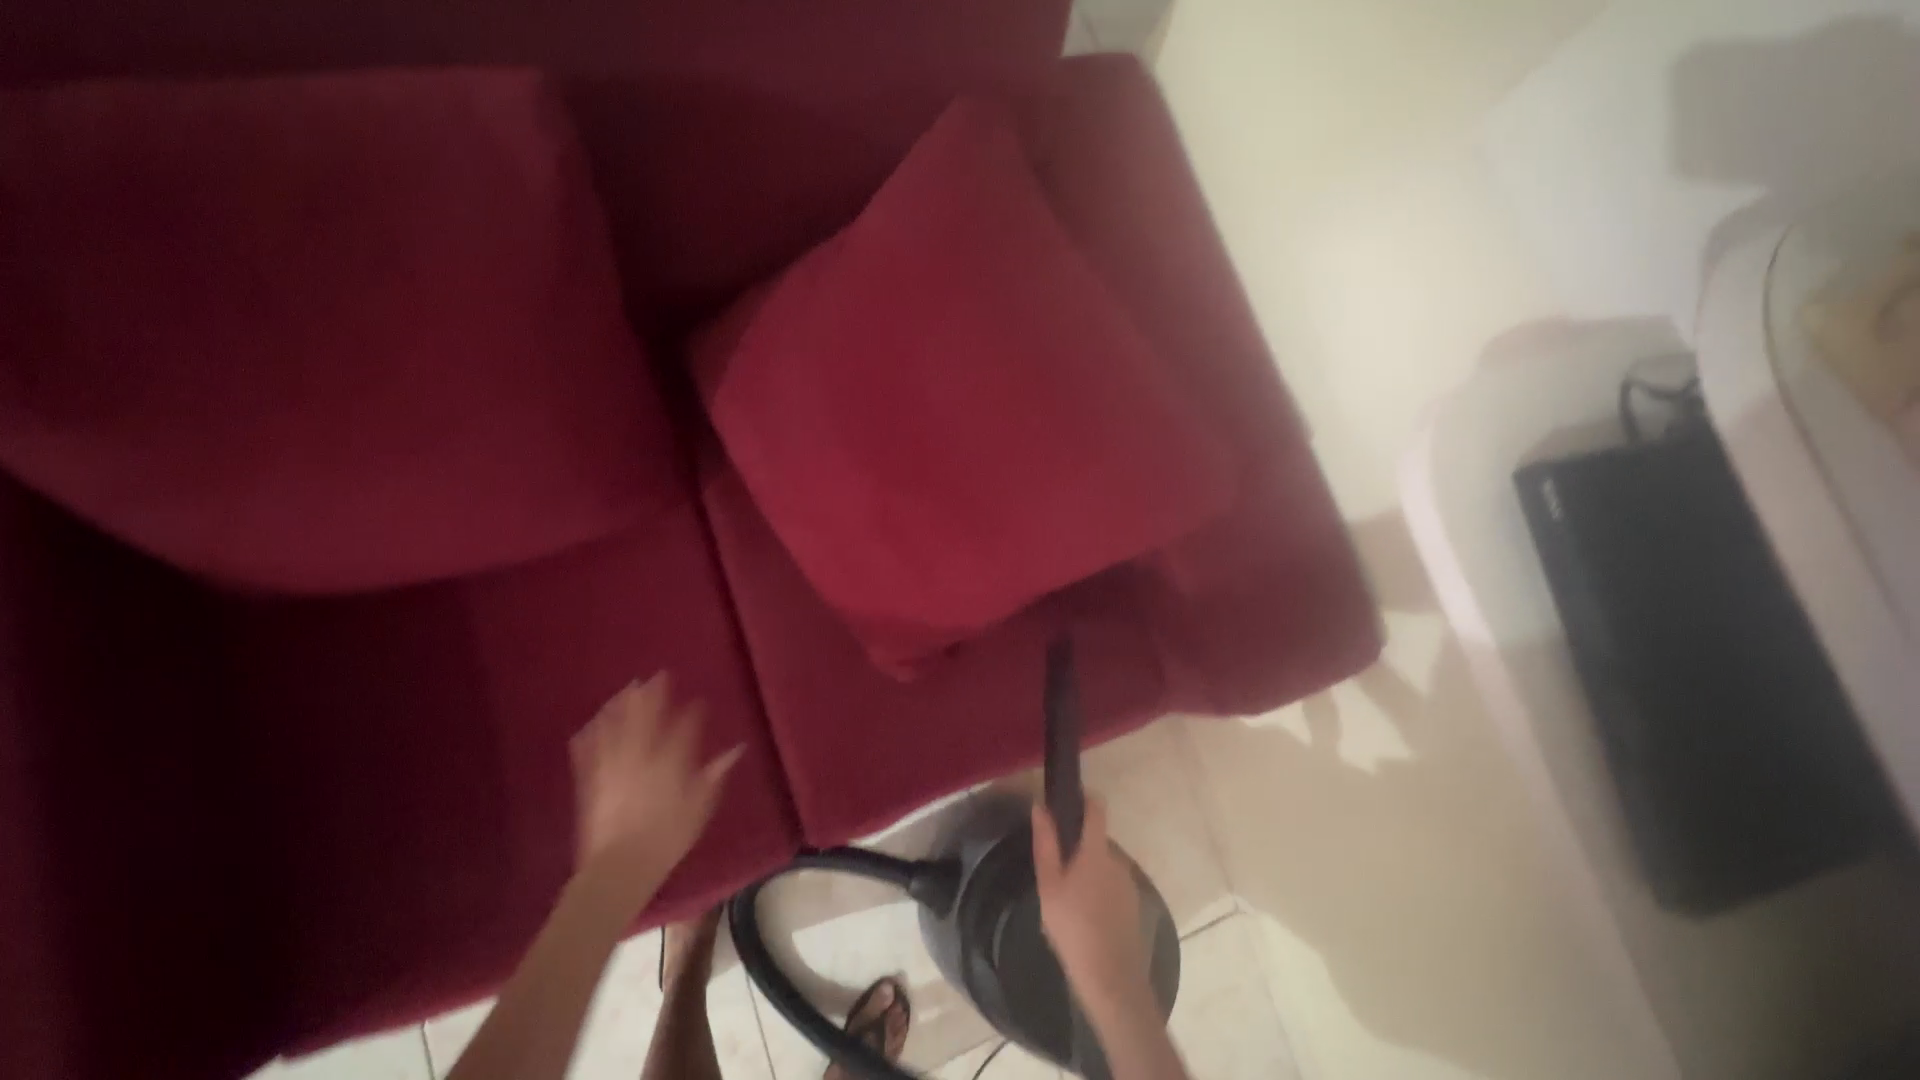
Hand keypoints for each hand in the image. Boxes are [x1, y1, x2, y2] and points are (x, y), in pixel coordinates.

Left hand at [570, 673, 741, 899]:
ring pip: (616, 727)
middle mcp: (641, 755)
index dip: (691, 711)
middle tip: (652, 676)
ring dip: (620, 706)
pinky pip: (589, 749)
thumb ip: (715, 774)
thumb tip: (735, 750)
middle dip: (651, 696)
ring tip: (625, 690)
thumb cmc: (667, 839)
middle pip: (645, 718)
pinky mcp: (590, 780)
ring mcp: (613, 765)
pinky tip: (593, 722)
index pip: (684, 727)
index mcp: (671, 761)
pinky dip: (592, 732)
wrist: (619, 866)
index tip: (696, 699)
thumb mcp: (700, 807)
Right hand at [1031, 799, 1152, 1020]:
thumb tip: (1040, 807)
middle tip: (1056, 874)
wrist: (1111, 976)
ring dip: (1088, 873)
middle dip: (1078, 849)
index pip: (1096, 809)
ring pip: (1104, 866)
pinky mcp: (1134, 904)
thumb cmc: (1072, 927)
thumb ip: (1046, 844)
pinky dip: (1099, 893)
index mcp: (1095, 851)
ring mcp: (1129, 883)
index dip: (1084, 799)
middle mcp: (1117, 860)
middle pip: (1096, 841)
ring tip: (1068, 901)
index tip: (1068, 801)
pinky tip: (1085, 917)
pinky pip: (1113, 887)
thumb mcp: (1049, 885)